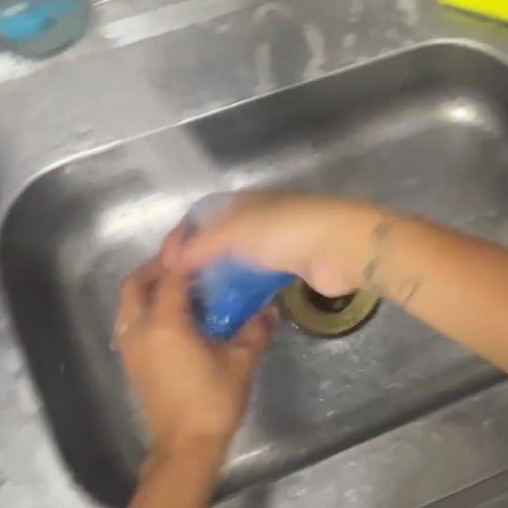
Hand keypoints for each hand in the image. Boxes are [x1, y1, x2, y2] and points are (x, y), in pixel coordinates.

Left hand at [116, 235, 273, 460]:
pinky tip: (175, 317)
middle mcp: (141, 331)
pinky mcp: (135, 364)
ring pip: (129, 306)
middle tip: (182, 261)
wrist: (186, 445)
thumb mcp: (241, 362)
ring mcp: (133, 349)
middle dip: (154, 267)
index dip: (180, 254)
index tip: (192, 235)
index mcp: (165, 324)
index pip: (168, 276)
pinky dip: (147, 310)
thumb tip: (269, 310)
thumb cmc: (213, 400)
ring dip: (147, 289)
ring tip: (178, 287)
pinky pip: (133, 324)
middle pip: (134, 286)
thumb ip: (254, 331)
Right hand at [164, 193, 385, 297]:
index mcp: (242, 202)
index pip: (201, 216)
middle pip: (219, 240)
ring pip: (240, 261)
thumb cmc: (287, 231)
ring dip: (222, 278)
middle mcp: (257, 219)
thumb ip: (202, 245)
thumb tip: (172, 263)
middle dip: (199, 261)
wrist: (342, 248)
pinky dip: (244, 289)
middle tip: (179, 290)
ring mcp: (277, 245)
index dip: (181, 238)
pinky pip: (260, 278)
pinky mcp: (293, 268)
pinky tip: (230, 306)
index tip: (166, 266)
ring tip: (199, 302)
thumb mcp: (236, 231)